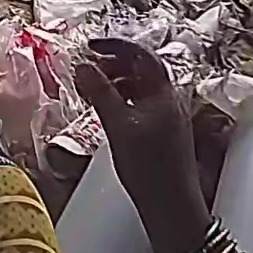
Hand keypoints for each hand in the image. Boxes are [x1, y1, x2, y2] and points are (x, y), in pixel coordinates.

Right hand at [76, 39, 209, 252]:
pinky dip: (118, 97)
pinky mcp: (160, 130)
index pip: (141, 56)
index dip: (115, 46)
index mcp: (163, 93)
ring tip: (89, 87)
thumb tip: (82, 65)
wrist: (170, 207)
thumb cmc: (146, 164)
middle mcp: (168, 100)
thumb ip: (100, 92)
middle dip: (111, 64)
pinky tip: (102, 107)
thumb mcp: (117, 125)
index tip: (90, 46)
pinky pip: (138, 102)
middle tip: (86, 69)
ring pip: (138, 86)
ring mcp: (165, 116)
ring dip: (113, 81)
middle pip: (140, 69)